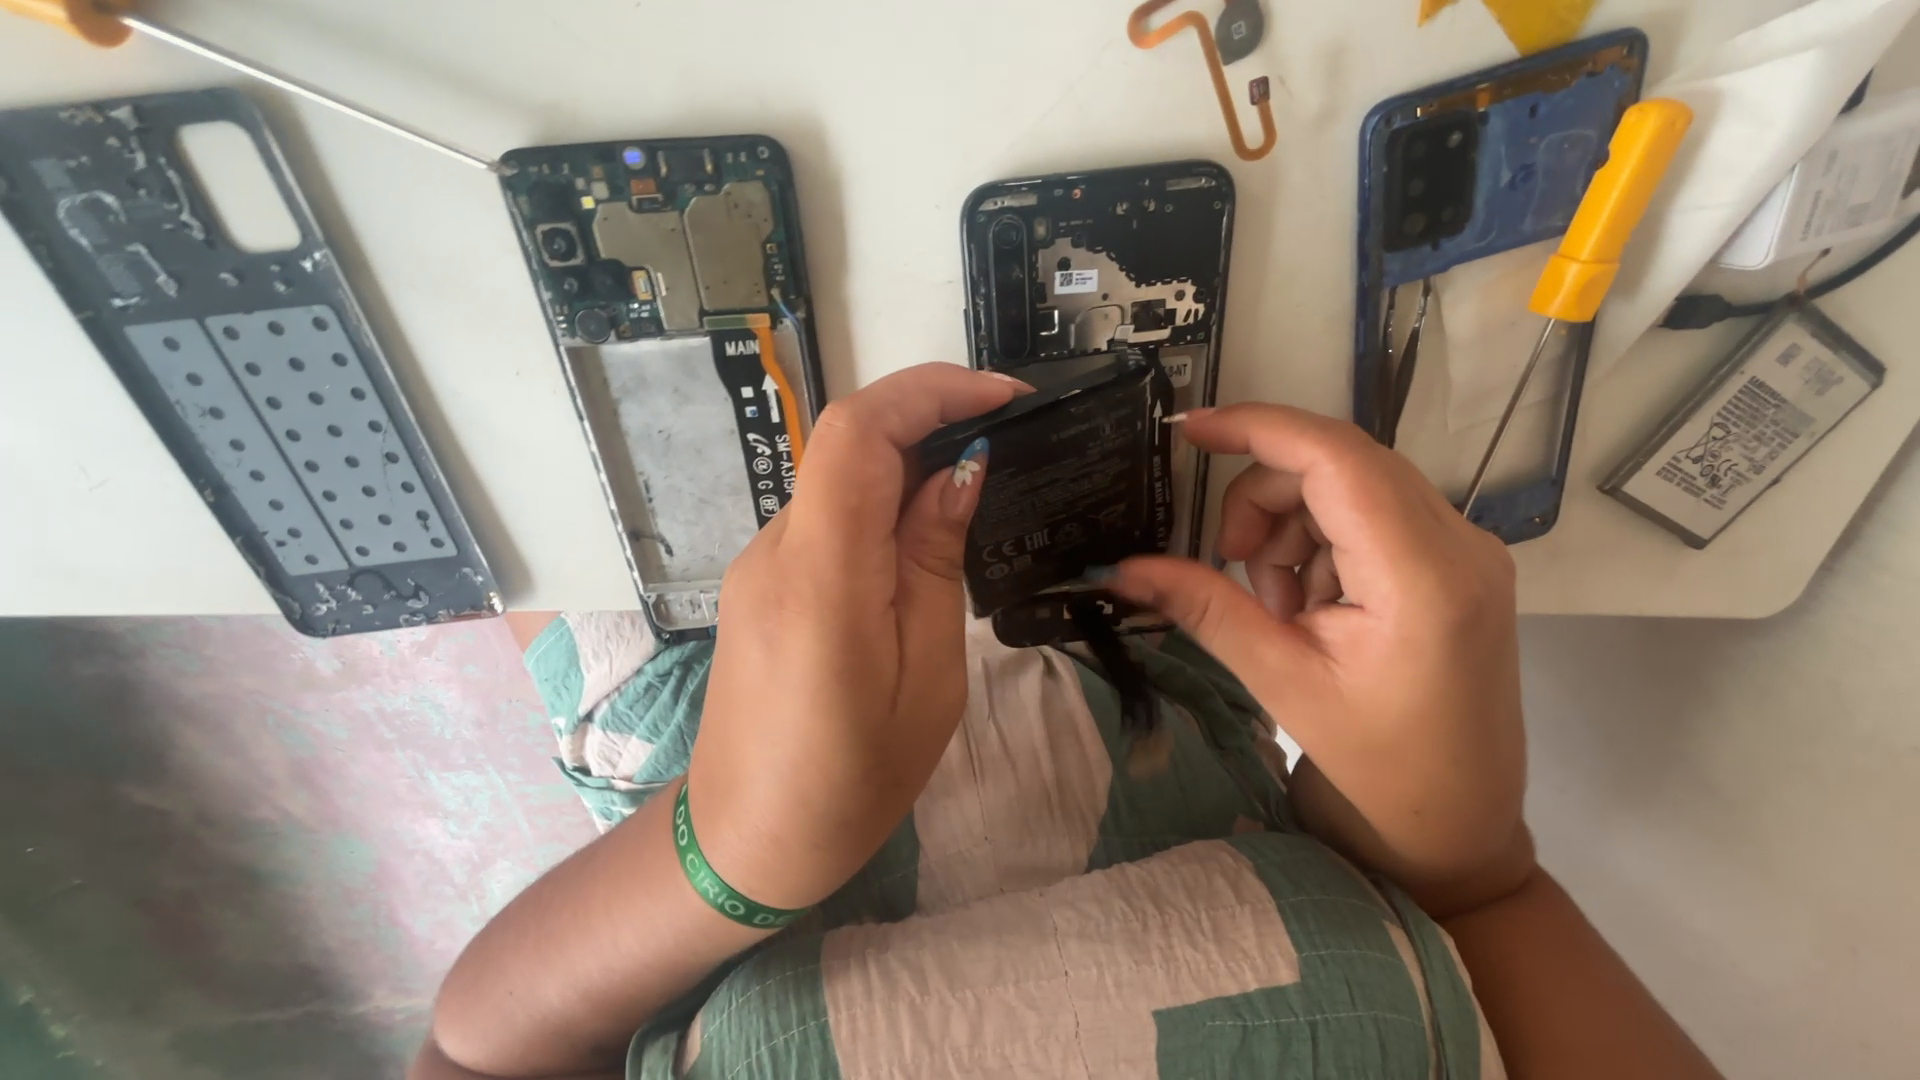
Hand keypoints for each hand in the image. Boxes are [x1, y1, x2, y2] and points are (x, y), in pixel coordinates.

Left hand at [687, 363, 1021, 909]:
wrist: (747, 840)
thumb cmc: (854, 778)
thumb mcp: (928, 677)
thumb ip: (937, 562)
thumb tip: (960, 473)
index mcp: (823, 575)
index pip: (859, 434)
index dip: (930, 392)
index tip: (1002, 399)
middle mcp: (777, 550)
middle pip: (847, 445)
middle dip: (929, 422)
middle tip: (1004, 445)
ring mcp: (758, 563)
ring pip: (837, 480)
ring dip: (906, 467)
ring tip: (972, 499)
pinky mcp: (759, 581)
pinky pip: (825, 519)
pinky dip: (876, 507)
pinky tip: (917, 545)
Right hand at [1106, 405, 1530, 911]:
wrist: (1453, 825)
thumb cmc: (1376, 766)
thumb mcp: (1278, 680)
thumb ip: (1203, 607)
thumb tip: (1121, 568)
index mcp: (1422, 576)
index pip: (1335, 458)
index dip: (1257, 428)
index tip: (1189, 431)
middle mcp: (1460, 543)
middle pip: (1338, 463)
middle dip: (1264, 498)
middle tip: (1233, 566)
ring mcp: (1466, 549)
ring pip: (1349, 483)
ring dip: (1290, 525)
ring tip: (1280, 605)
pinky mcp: (1456, 562)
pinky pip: (1369, 512)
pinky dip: (1319, 539)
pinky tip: (1310, 603)